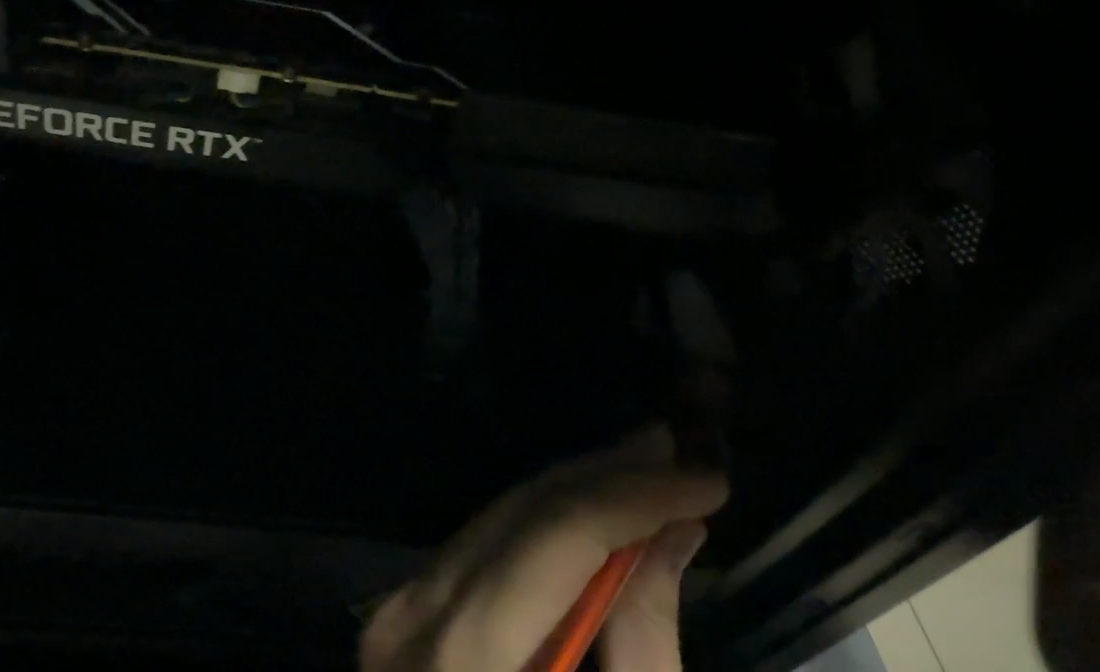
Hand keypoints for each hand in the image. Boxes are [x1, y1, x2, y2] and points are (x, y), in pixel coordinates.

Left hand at [361, 426, 728, 671]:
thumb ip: (641, 639)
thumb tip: (666, 534)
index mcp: (462, 658)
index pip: (553, 539)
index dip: (634, 497)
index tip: (706, 477)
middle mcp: (410, 619)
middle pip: (518, 516)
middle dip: (604, 478)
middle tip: (674, 450)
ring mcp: (394, 618)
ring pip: (495, 523)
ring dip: (573, 498)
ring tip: (644, 473)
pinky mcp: (397, 625)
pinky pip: (476, 554)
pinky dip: (536, 535)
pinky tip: (587, 525)